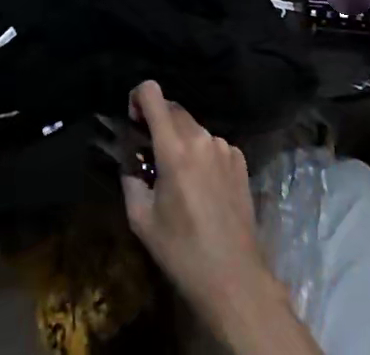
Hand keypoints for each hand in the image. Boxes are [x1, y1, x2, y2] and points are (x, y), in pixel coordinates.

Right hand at [121, 82, 319, 354]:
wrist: (233, 276)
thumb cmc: (181, 251)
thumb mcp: (141, 219)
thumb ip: (130, 179)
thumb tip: (128, 160)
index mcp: (174, 148)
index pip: (152, 93)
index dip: (137, 97)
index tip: (132, 121)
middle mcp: (202, 138)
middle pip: (173, 109)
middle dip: (156, 122)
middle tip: (148, 155)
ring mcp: (225, 147)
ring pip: (193, 128)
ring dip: (179, 140)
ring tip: (176, 178)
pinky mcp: (240, 160)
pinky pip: (212, 145)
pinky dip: (201, 154)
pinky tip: (201, 186)